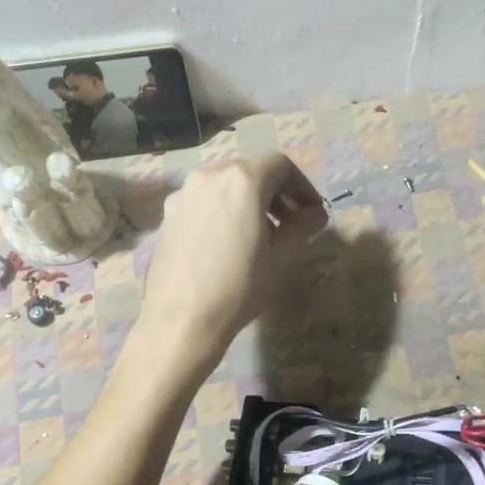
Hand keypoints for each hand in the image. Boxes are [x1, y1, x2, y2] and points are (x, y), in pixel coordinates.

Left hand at [141, 152, 326, 359]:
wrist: (182, 319)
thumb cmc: (239, 288)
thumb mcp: (281, 258)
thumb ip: (302, 227)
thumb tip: (316, 213)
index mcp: (242, 180)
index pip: (280, 165)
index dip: (301, 185)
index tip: (311, 211)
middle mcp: (209, 175)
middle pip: (250, 171)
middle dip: (275, 193)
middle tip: (289, 223)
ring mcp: (184, 194)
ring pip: (224, 185)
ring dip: (248, 201)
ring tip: (259, 235)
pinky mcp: (168, 215)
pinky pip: (204, 202)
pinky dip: (223, 211)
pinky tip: (227, 243)